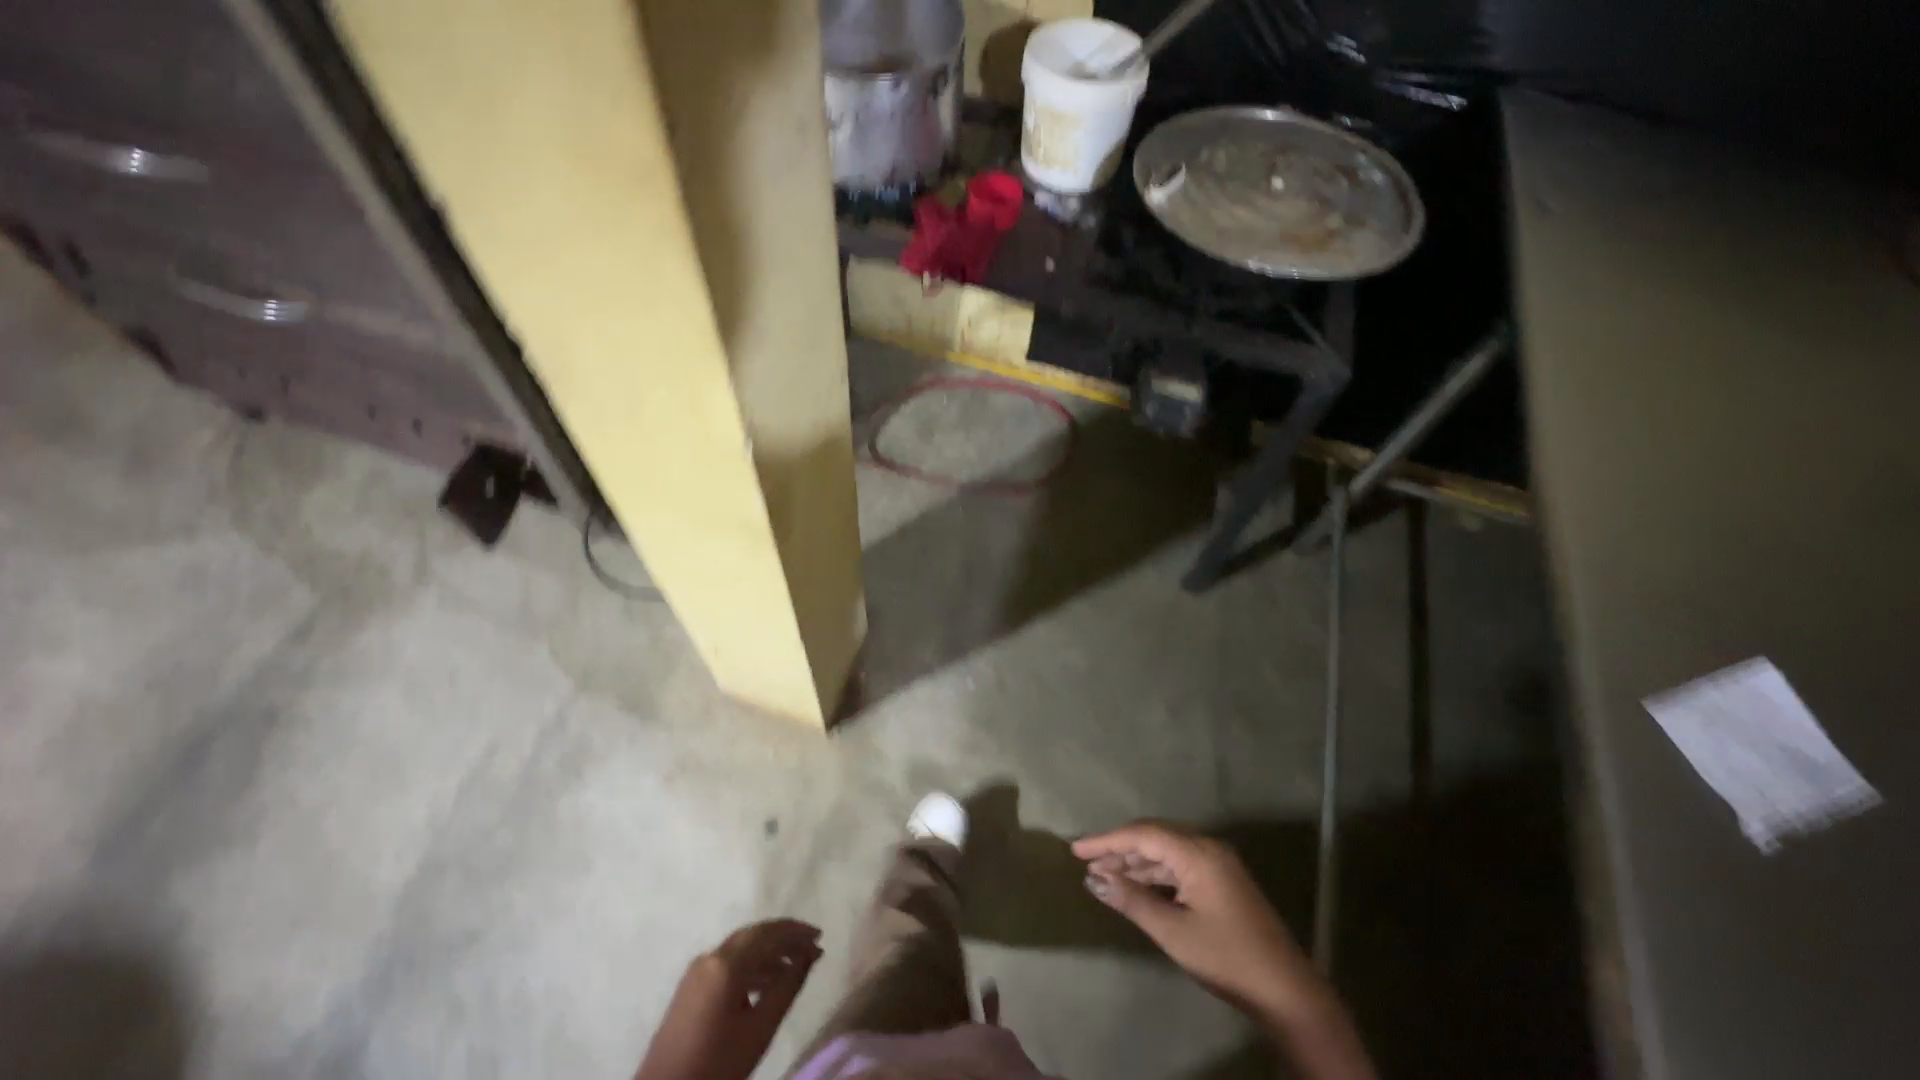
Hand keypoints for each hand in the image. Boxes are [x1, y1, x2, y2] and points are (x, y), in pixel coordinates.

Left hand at [634, 919, 822, 1079]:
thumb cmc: (718, 1064)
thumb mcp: (761, 1027)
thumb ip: (788, 985)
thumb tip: (810, 953)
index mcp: (725, 965)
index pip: (767, 933)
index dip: (796, 931)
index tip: (820, 936)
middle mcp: (709, 958)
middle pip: (753, 935)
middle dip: (783, 938)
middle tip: (811, 947)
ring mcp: (696, 972)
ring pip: (740, 949)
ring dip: (769, 953)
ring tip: (795, 967)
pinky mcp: (691, 987)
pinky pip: (727, 964)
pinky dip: (751, 966)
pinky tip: (766, 984)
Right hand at [1073, 822, 1313, 1021]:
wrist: (1283, 989)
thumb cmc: (1225, 956)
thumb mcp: (1172, 930)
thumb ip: (1132, 900)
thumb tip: (1094, 879)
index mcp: (1198, 854)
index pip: (1143, 835)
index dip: (1106, 841)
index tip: (1075, 850)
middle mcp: (1208, 849)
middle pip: (1155, 837)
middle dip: (1119, 849)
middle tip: (1086, 862)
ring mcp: (1218, 865)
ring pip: (1167, 853)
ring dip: (1136, 862)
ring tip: (1103, 875)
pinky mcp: (1222, 882)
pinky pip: (1180, 866)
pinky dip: (1154, 874)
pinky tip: (1135, 886)